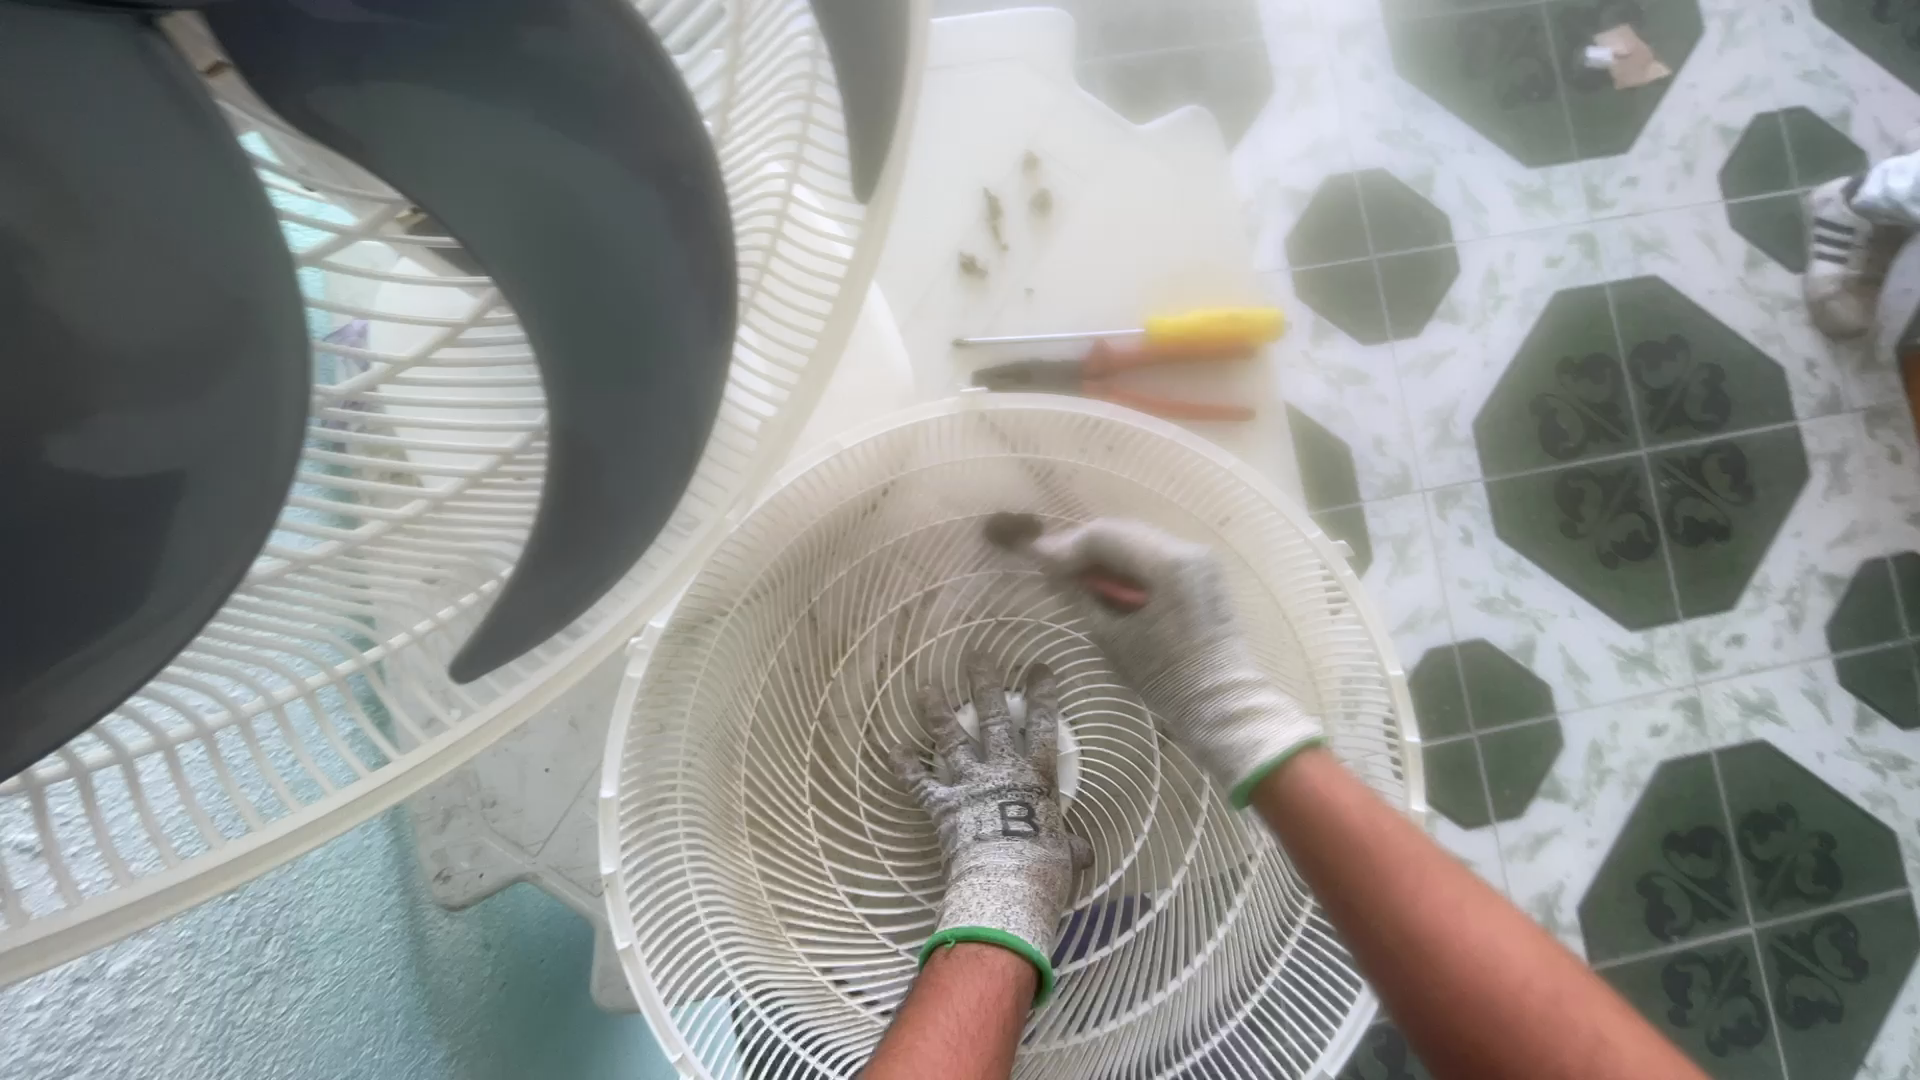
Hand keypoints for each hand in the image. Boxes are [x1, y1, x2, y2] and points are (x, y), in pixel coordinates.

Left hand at [891, 657, 1091, 1007]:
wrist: (1006, 887)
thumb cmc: (1044, 871)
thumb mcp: (1066, 856)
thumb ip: (1071, 846)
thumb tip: (1082, 853)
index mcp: (1037, 776)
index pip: (1042, 724)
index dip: (1041, 694)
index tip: (1038, 668)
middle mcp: (1002, 769)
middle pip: (993, 716)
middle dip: (985, 684)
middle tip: (977, 656)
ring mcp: (970, 783)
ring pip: (952, 738)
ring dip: (938, 712)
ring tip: (927, 687)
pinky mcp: (943, 805)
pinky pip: (920, 782)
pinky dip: (905, 766)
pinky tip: (892, 749)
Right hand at [1026, 518, 1323, 805]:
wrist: (1221, 701)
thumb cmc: (1165, 676)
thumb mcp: (1112, 637)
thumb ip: (1080, 596)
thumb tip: (1053, 571)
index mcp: (1168, 564)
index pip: (1104, 537)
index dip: (1065, 546)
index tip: (1034, 557)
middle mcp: (1187, 549)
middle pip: (1121, 531)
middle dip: (1082, 546)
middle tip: (1048, 562)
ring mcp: (1198, 558)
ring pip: (1137, 539)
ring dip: (1103, 552)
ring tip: (1071, 571)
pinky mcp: (1202, 572)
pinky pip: (1153, 553)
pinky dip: (1125, 561)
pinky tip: (1104, 578)